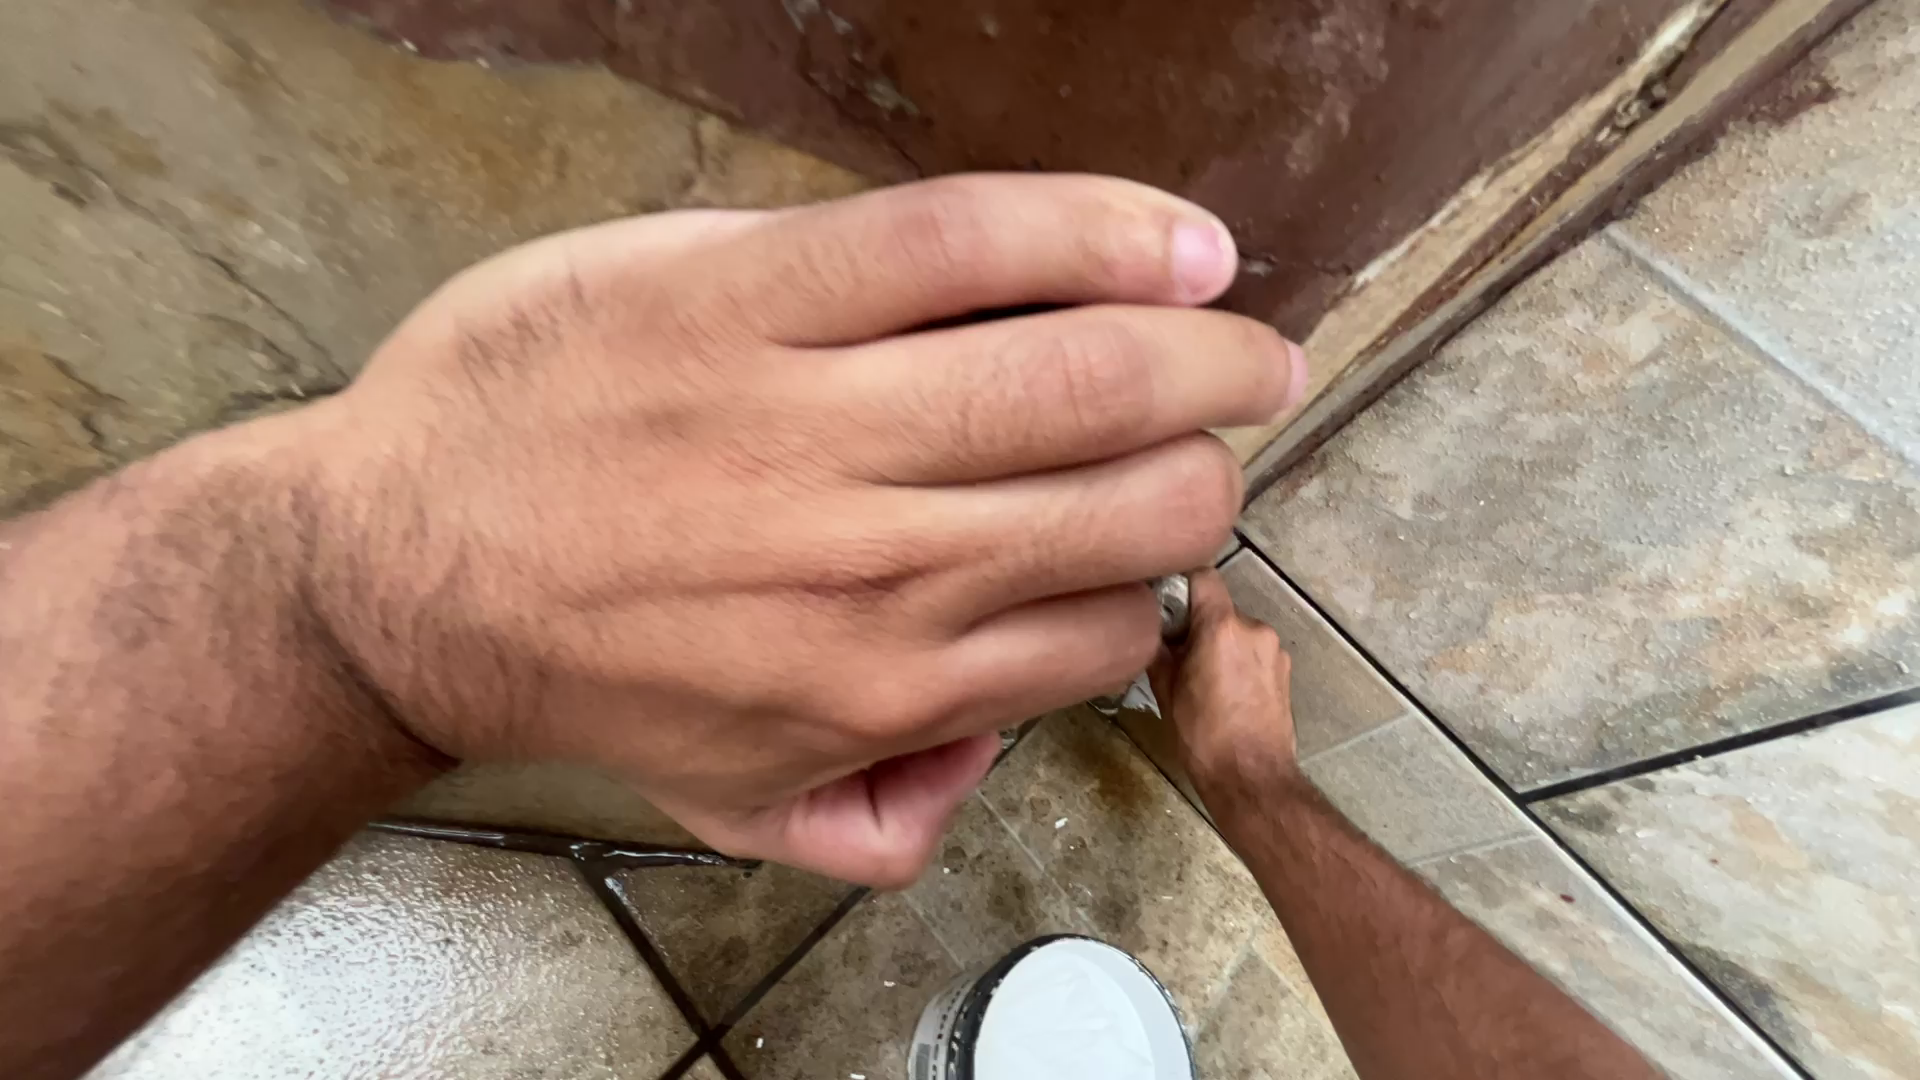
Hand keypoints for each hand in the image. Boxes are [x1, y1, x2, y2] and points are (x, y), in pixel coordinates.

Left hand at [274, 174, 1306, 885]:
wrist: (397, 567)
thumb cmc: (589, 670)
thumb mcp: (737, 805)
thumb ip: (878, 816)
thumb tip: (985, 753)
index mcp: (891, 684)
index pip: (1110, 631)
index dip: (1149, 589)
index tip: (1139, 549)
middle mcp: (885, 563)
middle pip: (1144, 505)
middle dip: (1212, 474)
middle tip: (1217, 434)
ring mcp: (820, 420)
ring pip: (1092, 378)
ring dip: (1208, 358)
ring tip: (1241, 340)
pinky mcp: (757, 296)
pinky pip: (969, 243)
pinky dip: (1101, 232)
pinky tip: (1175, 241)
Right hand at [1149, 569, 1302, 804]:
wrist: (1250, 777)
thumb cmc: (1202, 733)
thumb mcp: (1166, 690)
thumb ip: (1160, 650)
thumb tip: (1152, 632)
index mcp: (1221, 627)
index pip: (1203, 577)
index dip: (1183, 584)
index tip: (1167, 602)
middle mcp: (1253, 629)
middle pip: (1219, 609)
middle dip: (1199, 625)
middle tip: (1179, 652)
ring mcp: (1274, 650)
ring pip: (1237, 632)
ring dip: (1221, 645)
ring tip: (1204, 678)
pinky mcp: (1285, 671)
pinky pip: (1254, 652)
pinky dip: (1239, 662)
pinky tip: (1227, 692)